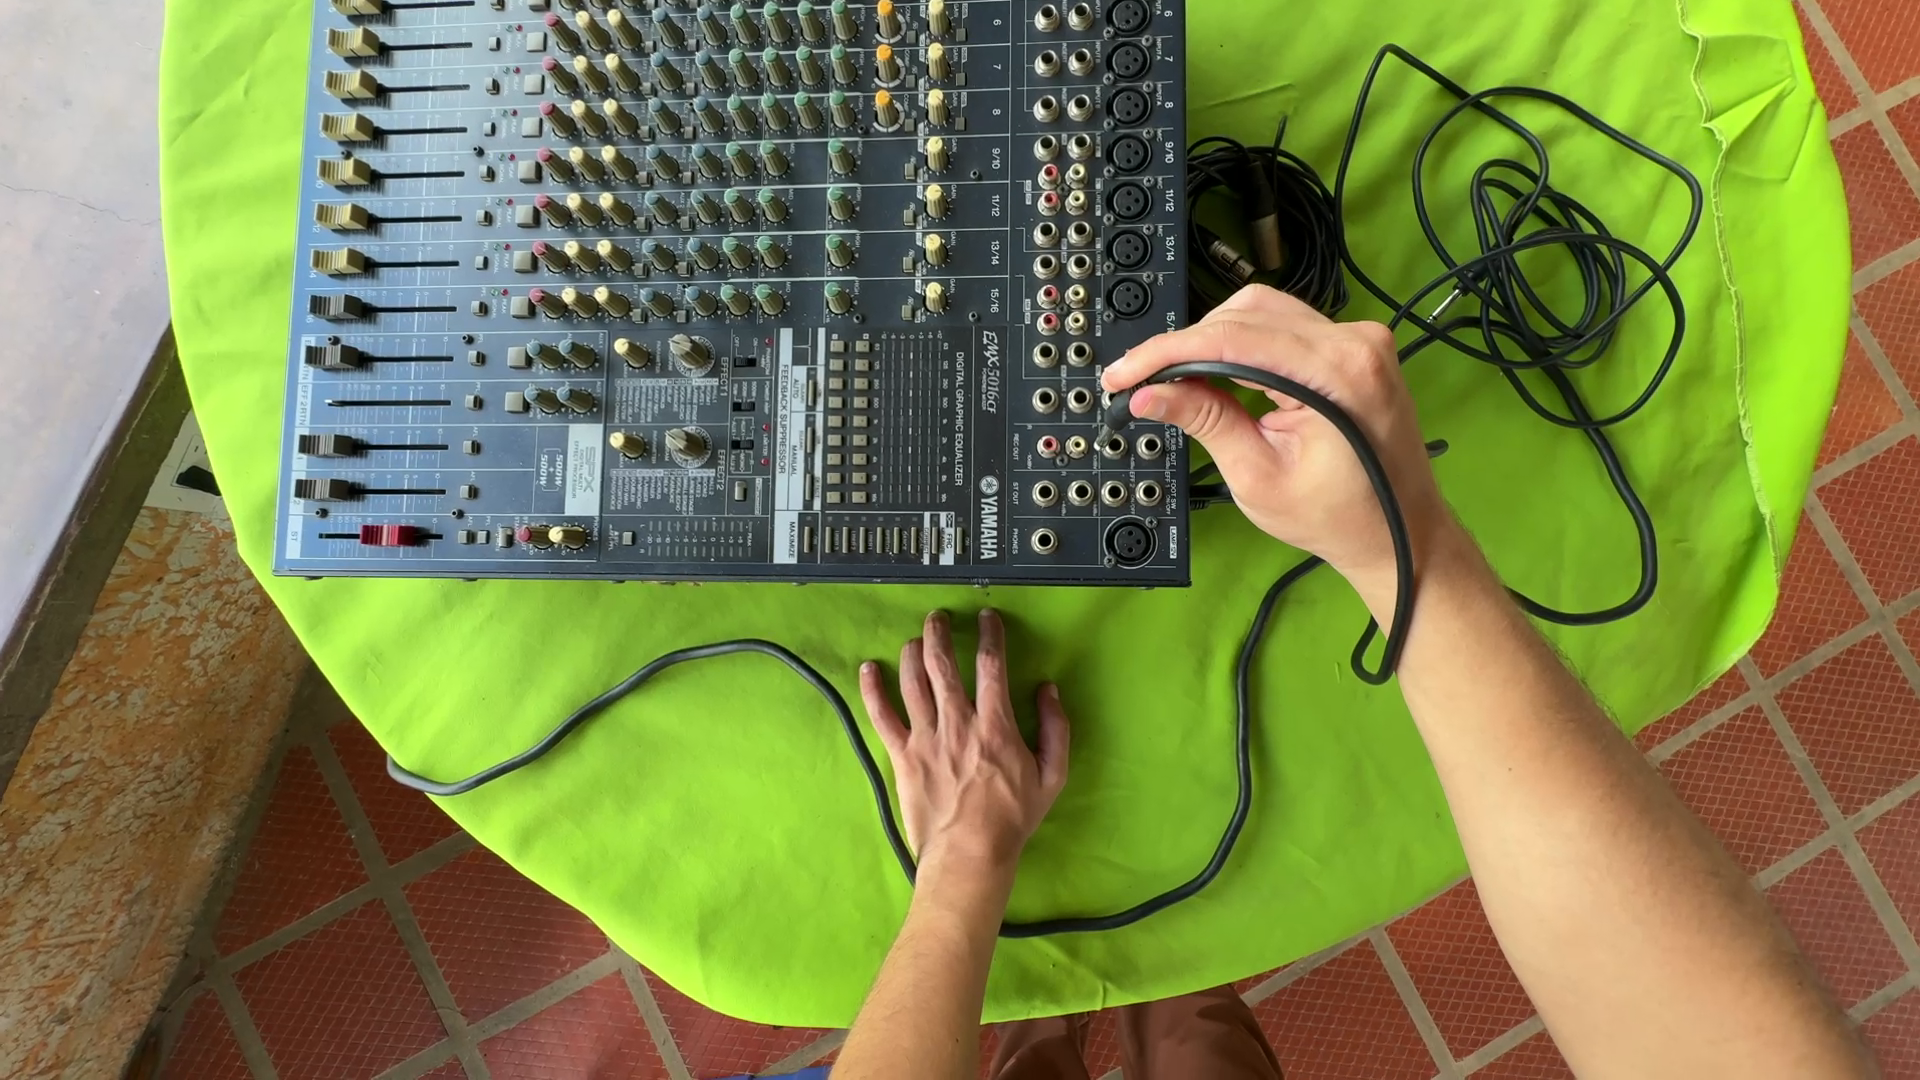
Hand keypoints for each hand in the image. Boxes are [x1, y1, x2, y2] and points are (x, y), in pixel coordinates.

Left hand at [858, 610, 1070, 873]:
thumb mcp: (1052, 776)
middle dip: (939, 634)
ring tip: (914, 640)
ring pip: (913, 682)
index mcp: (994, 724)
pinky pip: (882, 716)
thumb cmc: (1012, 817)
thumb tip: (1048, 690)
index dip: (990, 635)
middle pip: (942, 664)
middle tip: (938, 618)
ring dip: (912, 653)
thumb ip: (1055, 729)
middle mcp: (957, 721)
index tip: (987, 618)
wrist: (970, 855)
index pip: (991, 665)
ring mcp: (925, 737)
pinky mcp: (902, 755)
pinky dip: (872, 690)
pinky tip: (868, 669)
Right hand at [1102, 285, 1453, 596]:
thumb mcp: (1255, 474)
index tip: (1123, 375)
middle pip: (1243, 314)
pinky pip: (1281, 326)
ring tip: (1172, 380)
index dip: (1165, 353)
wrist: (1398, 532)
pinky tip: (1212, 371)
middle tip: (1141, 382)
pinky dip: (1237, 344)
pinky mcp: (1351, 347)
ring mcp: (1356, 339)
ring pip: (1259, 311)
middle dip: (1182, 345)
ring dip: (1208, 341)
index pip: (1229, 338)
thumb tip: (1149, 394)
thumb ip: (1204, 421)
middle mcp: (1353, 341)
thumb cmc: (1336, 516)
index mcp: (1336, 372)